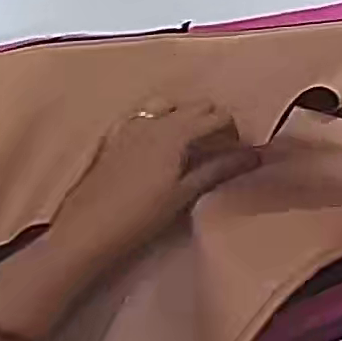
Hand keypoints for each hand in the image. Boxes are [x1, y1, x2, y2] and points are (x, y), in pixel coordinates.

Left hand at [46, 101, 260, 270]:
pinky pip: (147, 116)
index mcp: (177, 132)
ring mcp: (133, 127)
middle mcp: (156, 121)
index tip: (240, 151)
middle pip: (198, 106)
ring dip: (188, 118)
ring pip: (172, 106)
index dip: (235, 131)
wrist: (84, 235)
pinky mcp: (116, 137)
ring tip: (192, 144)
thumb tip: (257, 154)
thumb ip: (222, 168)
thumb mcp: (185, 193)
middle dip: (215, 121)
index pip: (218, 116)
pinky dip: (162, 121)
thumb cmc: (141, 216)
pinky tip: (161, 146)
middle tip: (221, 148)